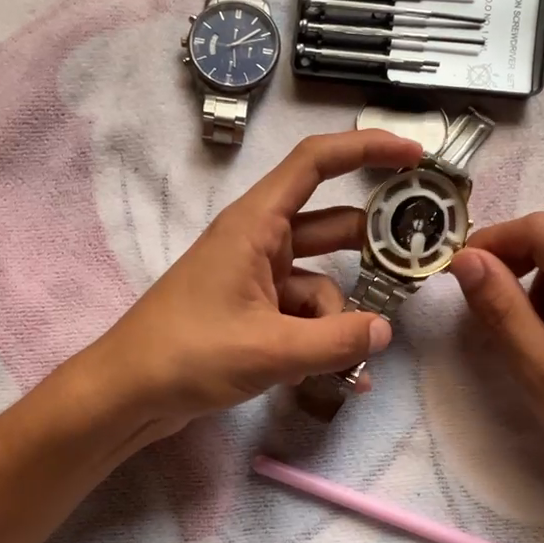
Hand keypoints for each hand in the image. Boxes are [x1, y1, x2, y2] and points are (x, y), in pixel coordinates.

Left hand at [78, 129, 424, 438]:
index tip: (415, 156)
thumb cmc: (188, 355)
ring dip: (340, 318)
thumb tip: (383, 331)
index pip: (315, 162)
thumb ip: (336, 340)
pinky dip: (318, 340)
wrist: (128, 393)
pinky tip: (330, 378)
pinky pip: (299, 316)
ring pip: (319, 282)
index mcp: (254, 225)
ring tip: (351, 362)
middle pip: (330, 227)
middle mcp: (256, 242)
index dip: (366, 148)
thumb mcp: (271, 349)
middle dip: (370, 250)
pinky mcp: (249, 313)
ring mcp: (252, 279)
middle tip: (415, 270)